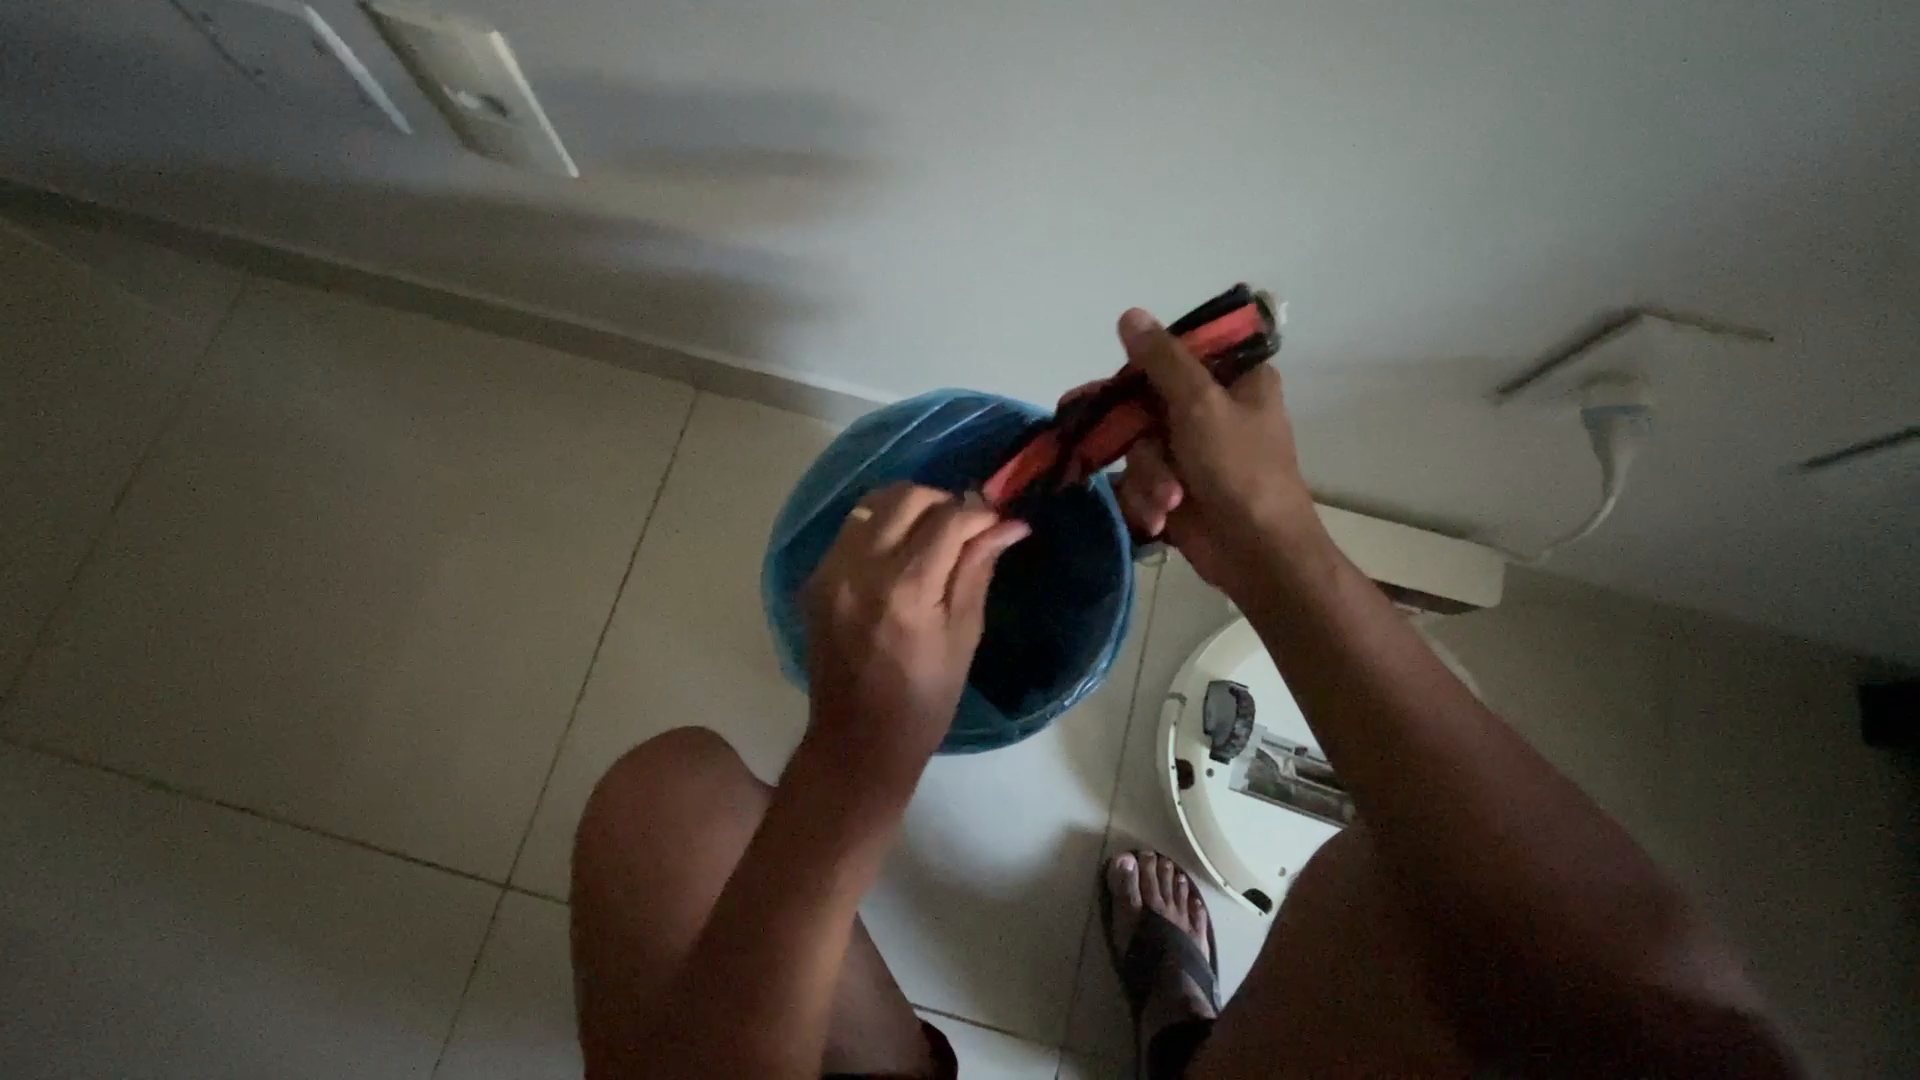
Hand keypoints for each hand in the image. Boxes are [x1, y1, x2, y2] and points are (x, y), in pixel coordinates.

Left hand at [803, 483, 1029, 774]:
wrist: (857, 740)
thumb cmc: (925, 699)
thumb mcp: (964, 636)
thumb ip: (978, 570)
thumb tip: (1009, 524)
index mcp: (905, 589)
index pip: (948, 519)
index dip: (979, 513)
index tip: (998, 522)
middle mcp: (860, 569)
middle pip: (905, 496)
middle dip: (943, 500)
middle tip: (965, 525)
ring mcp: (830, 571)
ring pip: (872, 503)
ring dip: (909, 507)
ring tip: (932, 533)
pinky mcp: (814, 579)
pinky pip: (850, 529)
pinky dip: (880, 526)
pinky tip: (899, 552)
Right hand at [1105, 308, 1317, 595]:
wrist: (1256, 553)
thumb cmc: (1240, 470)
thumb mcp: (1201, 405)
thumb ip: (1161, 360)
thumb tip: (1129, 315)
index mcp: (1234, 380)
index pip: (1179, 354)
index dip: (1144, 367)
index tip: (1119, 384)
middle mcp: (1211, 411)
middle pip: (1146, 403)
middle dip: (1132, 435)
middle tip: (1090, 431)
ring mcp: (1191, 453)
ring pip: (1138, 447)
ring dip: (1146, 476)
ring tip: (1167, 498)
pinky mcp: (1174, 488)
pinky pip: (1138, 480)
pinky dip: (1146, 499)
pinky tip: (1159, 516)